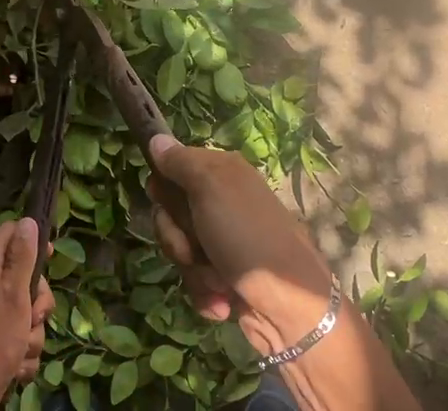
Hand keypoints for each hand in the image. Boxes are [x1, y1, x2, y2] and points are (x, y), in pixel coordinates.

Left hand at [0, 217, 55, 410]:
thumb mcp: (14, 295)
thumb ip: (22, 257)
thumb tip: (28, 220)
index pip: (10, 232)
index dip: (32, 238)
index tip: (50, 255)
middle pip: (26, 275)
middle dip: (38, 300)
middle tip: (34, 315)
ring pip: (28, 309)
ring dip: (33, 332)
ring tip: (22, 347)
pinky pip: (21, 334)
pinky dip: (24, 350)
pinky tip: (17, 363)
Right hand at [145, 135, 332, 345]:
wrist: (292, 308)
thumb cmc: (248, 239)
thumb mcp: (211, 190)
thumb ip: (181, 163)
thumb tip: (156, 138)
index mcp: (222, 173)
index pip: (173, 168)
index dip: (164, 190)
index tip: (164, 204)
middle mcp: (223, 203)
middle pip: (171, 213)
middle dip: (175, 238)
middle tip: (190, 250)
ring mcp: (224, 241)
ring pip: (180, 249)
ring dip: (192, 271)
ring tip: (217, 282)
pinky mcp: (226, 275)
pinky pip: (195, 279)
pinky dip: (205, 292)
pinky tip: (222, 302)